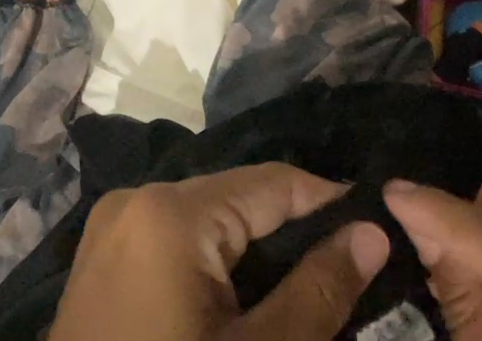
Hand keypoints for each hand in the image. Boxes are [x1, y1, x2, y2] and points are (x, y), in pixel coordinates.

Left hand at [51, 162, 390, 340]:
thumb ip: (318, 290)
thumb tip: (372, 232)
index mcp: (171, 212)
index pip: (272, 183)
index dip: (329, 201)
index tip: (378, 227)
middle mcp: (137, 200)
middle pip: (237, 198)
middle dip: (293, 230)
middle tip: (348, 265)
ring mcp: (113, 228)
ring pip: (208, 219)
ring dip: (256, 249)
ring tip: (306, 282)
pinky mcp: (102, 259)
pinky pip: (175, 240)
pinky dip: (215, 262)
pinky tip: (244, 299)